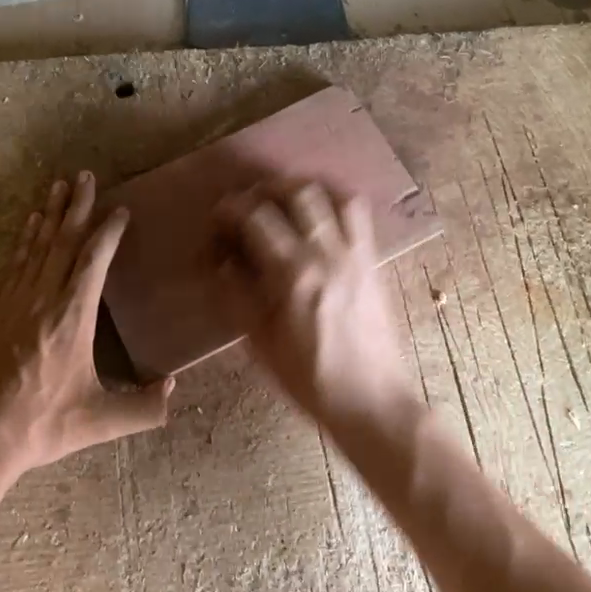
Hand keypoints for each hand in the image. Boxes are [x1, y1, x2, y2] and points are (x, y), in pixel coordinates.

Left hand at [0, 172, 174, 476]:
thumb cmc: (43, 426)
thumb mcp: (101, 421)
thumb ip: (144, 407)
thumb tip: (173, 387)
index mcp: (72, 318)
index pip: (93, 261)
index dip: (108, 232)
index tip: (121, 210)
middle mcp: (43, 300)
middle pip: (63, 241)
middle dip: (77, 206)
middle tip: (84, 175)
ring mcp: (15, 302)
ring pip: (37, 246)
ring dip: (51, 214)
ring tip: (58, 185)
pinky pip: (16, 263)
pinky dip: (26, 239)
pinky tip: (31, 225)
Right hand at [215, 182, 418, 428]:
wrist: (371, 401)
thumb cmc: (309, 379)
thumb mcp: (260, 343)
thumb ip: (237, 295)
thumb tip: (221, 260)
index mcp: (292, 274)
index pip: (255, 216)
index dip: (230, 209)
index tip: (218, 218)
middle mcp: (326, 253)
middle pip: (296, 192)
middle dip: (265, 189)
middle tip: (248, 205)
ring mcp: (355, 253)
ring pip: (330, 194)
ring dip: (301, 190)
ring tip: (283, 203)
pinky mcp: (372, 260)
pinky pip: (357, 213)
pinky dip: (334, 201)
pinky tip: (318, 215)